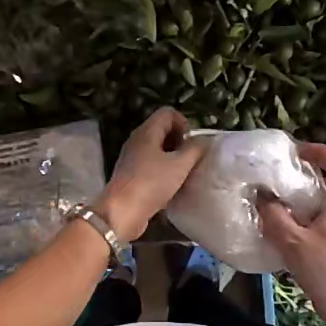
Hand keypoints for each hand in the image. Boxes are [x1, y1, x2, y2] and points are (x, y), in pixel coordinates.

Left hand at [98, 108, 203, 239]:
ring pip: (157, 149)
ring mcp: (132, 158)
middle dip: (180, 141)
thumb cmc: (151, 183)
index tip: (192, 143)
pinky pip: (152, 165)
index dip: (184, 123)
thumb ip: (195, 149)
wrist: (122, 212)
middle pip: (162, 130)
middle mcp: (137, 140)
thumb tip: (203, 140)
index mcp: (147, 132)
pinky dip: (164, 171)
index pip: (168, 113)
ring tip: (184, 173)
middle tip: (191, 159)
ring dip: (173, 158)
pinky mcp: (132, 175)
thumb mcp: (180, 165)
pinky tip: (172, 186)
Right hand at [260, 143, 325, 325]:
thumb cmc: (325, 272)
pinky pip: (316, 222)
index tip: (296, 151)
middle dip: (303, 175)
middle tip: (276, 176)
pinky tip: (279, 231)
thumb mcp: (292, 242)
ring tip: (272, 202)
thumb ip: (274, 216)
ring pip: (320, 204)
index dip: (321, 151)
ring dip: (298, 199)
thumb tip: (261, 195)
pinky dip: (298, 218)